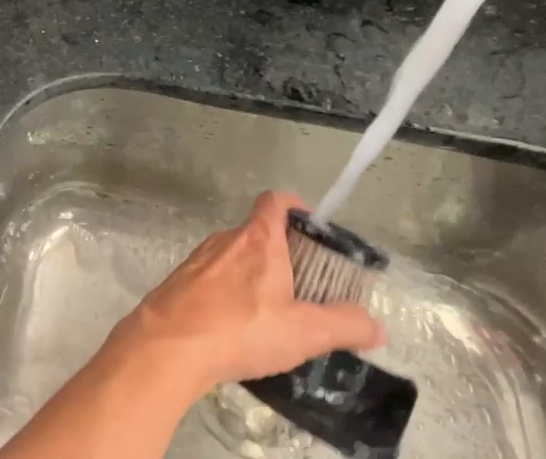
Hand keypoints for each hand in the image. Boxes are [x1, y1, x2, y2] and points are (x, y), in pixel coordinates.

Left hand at [105, 190, 383, 394]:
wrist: (170, 344)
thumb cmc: (241, 328)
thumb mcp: (304, 332)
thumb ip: (344, 326)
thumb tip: (375, 326)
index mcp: (258, 239)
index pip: (275, 201)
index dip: (295, 206)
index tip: (313, 227)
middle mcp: (226, 239)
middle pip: (258, 231)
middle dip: (284, 253)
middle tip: (305, 286)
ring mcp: (199, 258)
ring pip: (235, 256)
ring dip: (256, 274)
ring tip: (274, 311)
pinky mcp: (181, 280)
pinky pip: (213, 277)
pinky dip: (230, 291)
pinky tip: (238, 324)